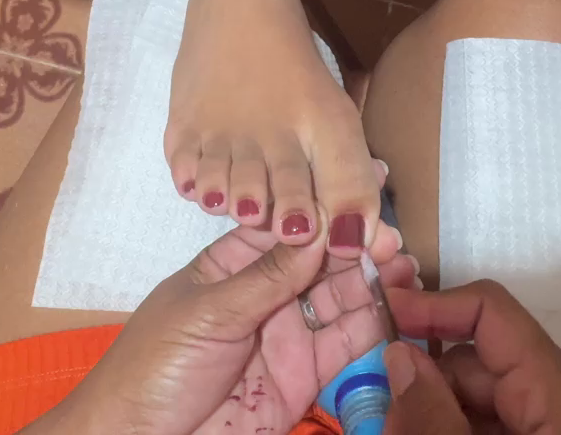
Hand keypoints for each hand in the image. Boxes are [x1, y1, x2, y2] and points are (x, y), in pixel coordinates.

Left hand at [42, 219, 415, 434]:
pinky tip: (397, 305)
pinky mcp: (303, 376)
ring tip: (404, 264)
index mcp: (233, 263)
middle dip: (354, 243)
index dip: (322, 207)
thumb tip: (317, 226)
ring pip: (337, 298)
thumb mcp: (209, 311)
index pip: (285, 226)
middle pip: (318, 260)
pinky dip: (372, 325)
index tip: (360, 184)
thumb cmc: (156, 364)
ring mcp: (285, 333)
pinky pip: (343, 344)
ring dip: (371, 280)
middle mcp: (265, 292)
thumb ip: (267, 275)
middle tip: (390, 232)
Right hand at [386, 280, 560, 434]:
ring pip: (487, 398)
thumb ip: (435, 417)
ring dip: (439, 411)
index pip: (490, 310)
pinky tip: (431, 434)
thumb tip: (398, 354)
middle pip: (479, 362)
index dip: (430, 305)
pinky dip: (465, 429)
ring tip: (399, 426)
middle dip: (425, 380)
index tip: (380, 312)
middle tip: (378, 408)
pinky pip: (506, 424)